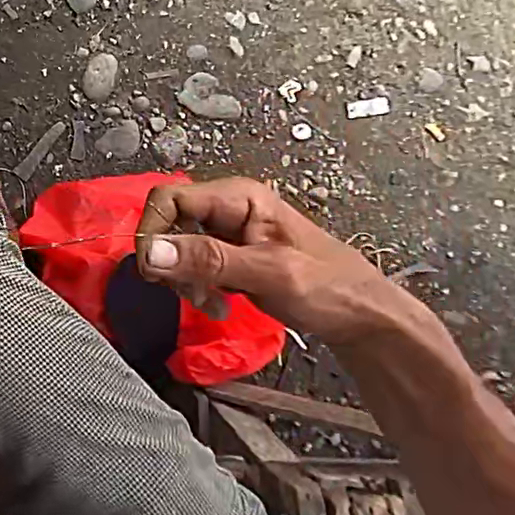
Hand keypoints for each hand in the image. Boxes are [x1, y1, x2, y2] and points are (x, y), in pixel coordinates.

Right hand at [134, 177, 417, 344]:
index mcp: (239, 198)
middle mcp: (226, 209)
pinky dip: (194, 289)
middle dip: (172, 264)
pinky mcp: (224, 257)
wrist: (362, 316)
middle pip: (167, 226)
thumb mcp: (270, 273)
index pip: (167, 198)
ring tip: (212, 303)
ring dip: (183, 282)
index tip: (155, 270)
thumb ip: (209, 260)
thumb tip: (152, 253)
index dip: (153, 232)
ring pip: (174, 251)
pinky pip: (189, 268)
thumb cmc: (332, 288)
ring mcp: (224, 234)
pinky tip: (217, 304)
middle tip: (195, 294)